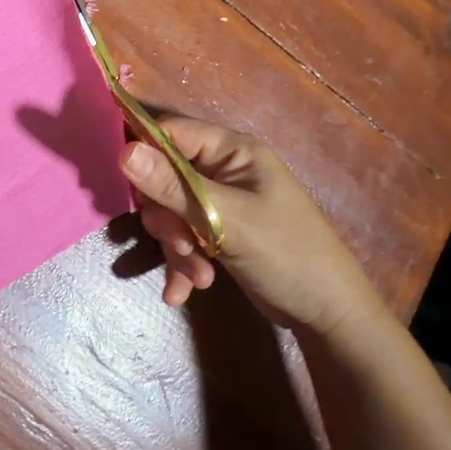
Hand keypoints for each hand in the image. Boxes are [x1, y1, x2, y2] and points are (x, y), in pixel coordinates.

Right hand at [121, 118, 382, 335]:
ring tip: (196, 276)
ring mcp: (222, 202)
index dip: (142, 152)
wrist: (329, 317)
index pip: (170, 132)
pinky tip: (182, 291)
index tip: (122, 181)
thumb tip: (123, 151)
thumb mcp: (226, 220)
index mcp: (232, 150)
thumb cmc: (287, 254)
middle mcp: (224, 169)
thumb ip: (173, 186)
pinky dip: (181, 262)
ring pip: (171, 210)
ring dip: (175, 245)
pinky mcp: (219, 233)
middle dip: (165, 215)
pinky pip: (183, 236)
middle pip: (164, 175)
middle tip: (178, 243)